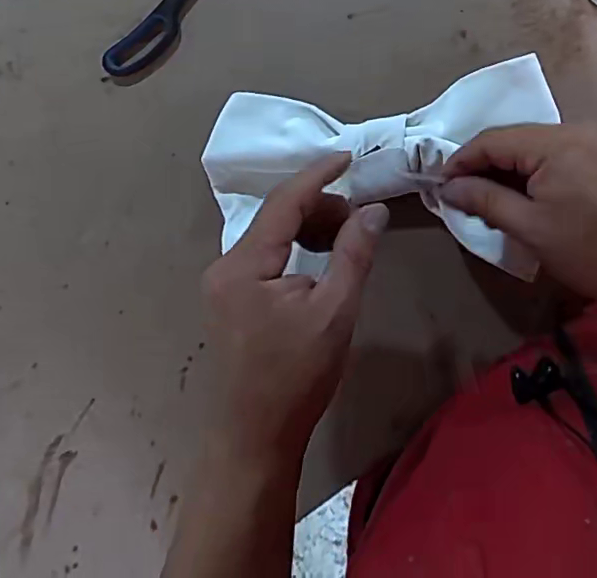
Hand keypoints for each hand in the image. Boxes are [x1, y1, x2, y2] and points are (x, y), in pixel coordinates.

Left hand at [200, 154, 387, 464]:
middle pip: (276, 215)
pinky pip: (265, 254)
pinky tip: (321, 260)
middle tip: (358, 221)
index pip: (284, 202)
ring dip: (309, 228)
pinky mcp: (230, 295)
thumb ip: (354, 253)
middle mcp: (225, 264)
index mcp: (244, 264)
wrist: (254, 437)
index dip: (317, 175)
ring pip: (271, 233)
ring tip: (344, 242)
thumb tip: (373, 210)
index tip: (347, 157)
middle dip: (319, 207)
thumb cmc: (296, 377)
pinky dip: (296, 247)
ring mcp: (223, 281)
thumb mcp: (335, 311)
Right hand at [440, 123, 596, 306]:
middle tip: (465, 196)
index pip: (491, 140)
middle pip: (514, 139)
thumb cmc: (596, 251)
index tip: (442, 186)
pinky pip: (558, 153)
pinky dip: (536, 170)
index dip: (461, 161)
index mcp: (553, 143)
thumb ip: (486, 201)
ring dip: (510, 169)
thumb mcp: (532, 230)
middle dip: (485, 165)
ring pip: (535, 146)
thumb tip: (449, 187)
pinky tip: (531, 195)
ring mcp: (594, 139)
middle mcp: (573, 129)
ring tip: (494, 198)